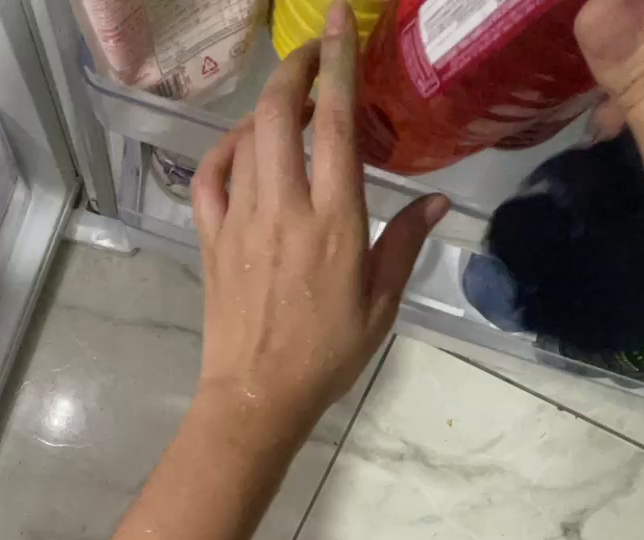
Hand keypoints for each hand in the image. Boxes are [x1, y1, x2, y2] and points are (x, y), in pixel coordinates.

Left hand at [191, 0, 447, 436]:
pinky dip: (221, 151)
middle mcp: (282, 210)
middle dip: (294, 69)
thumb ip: (403, 246)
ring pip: (242, 140)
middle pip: (277, 115)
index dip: (338, 62)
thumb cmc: (324, 358)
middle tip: (314, 57)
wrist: (255, 398)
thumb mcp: (379, 308)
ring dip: (263, 109)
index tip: (339, 21)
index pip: (334, 123)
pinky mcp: (209, 242)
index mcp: (333, 222)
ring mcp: (238, 223)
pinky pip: (207, 179)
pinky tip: (239, 149)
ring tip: (286, 107)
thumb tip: (436, 200)